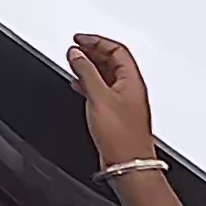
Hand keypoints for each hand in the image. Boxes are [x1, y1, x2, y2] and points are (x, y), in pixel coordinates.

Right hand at [66, 34, 155, 165]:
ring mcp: (122, 101)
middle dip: (92, 51)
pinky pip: (101, 89)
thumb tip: (76, 54)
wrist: (128, 165)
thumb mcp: (99, 96)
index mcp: (131, 80)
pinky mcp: (114, 113)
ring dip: (89, 66)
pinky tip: (78, 84)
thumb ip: (86, 72)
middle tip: (75, 47)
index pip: (116, 49)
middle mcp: (129, 88)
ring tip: (73, 61)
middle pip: (112, 60)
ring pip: (105, 75)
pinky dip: (88, 82)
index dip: (97, 41)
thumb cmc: (121, 136)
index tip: (79, 39)